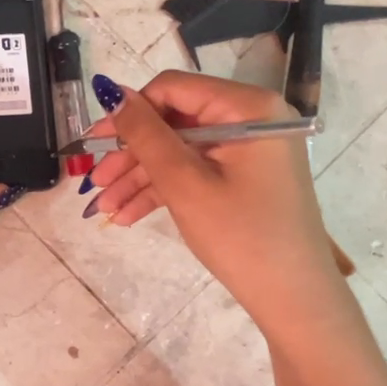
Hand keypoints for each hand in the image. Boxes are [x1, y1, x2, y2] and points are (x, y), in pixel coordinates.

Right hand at [82, 70, 344, 332]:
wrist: (293, 296)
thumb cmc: (240, 233)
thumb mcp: (183, 181)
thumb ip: (144, 133)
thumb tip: (110, 93)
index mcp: (247, 108)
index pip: (172, 89)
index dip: (130, 112)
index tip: (93, 141)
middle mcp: (250, 120)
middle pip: (171, 122)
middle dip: (129, 154)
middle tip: (93, 181)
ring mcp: (246, 151)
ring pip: (176, 151)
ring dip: (137, 178)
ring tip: (103, 208)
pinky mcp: (241, 177)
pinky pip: (191, 172)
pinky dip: (160, 191)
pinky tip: (126, 216)